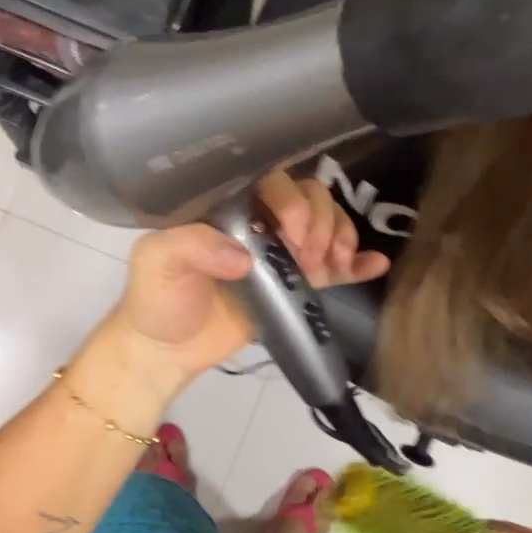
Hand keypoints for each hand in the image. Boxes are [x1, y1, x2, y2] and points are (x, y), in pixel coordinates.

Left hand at [114, 170, 390, 376]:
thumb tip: (244, 256)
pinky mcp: (295, 285)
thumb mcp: (157, 262)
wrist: (167, 350)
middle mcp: (259, 222)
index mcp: (228, 206)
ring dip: (340, 237)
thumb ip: (191, 246)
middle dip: (318, 223)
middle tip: (305, 257)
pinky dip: (357, 264)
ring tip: (330, 264)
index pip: (270, 182)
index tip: (292, 235)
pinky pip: (334, 268)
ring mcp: (281, 254)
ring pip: (325, 225)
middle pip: (308, 198)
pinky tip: (374, 264)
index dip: (291, 201)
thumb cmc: (157, 299)